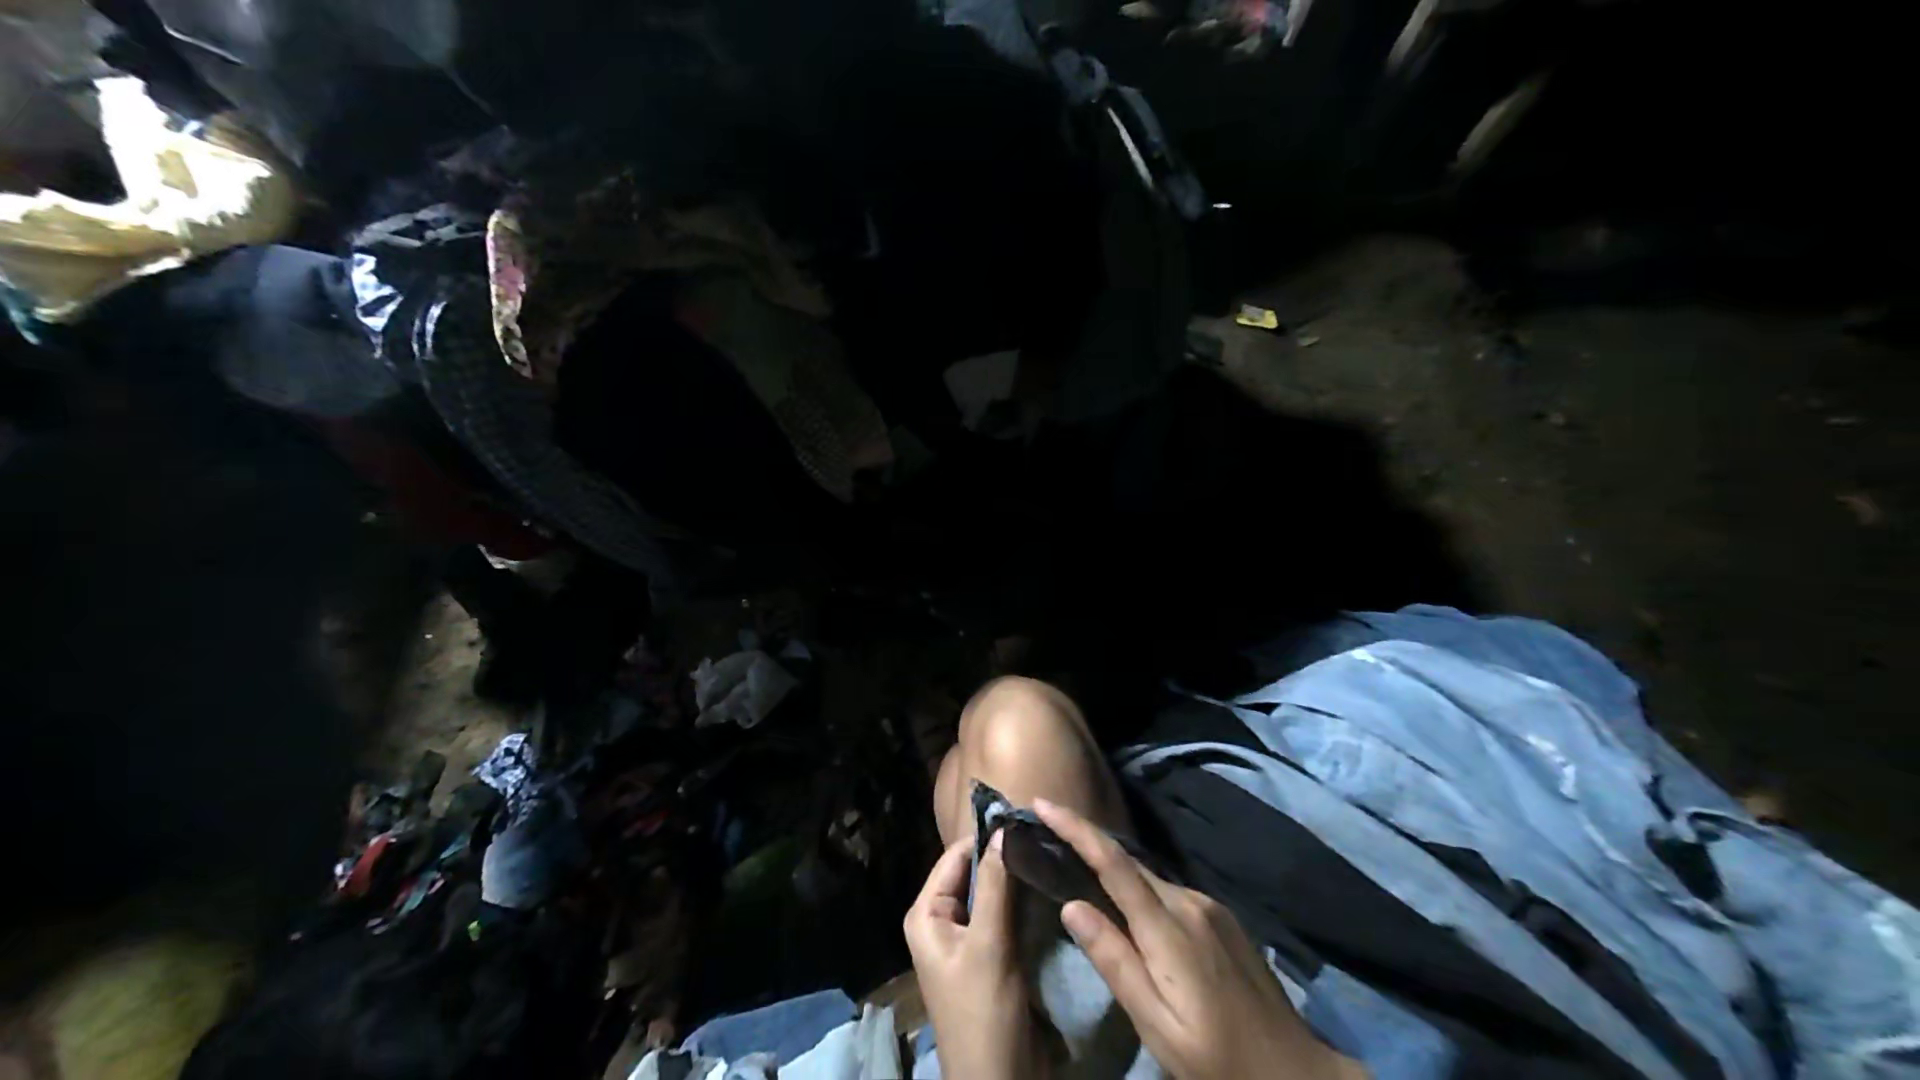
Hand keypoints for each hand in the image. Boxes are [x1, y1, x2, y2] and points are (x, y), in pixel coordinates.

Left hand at [904, 833, 1046, 1079]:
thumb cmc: (984, 1013)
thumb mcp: (988, 946)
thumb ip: (994, 886)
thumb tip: (1003, 830)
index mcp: (926, 914)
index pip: (956, 857)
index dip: (987, 838)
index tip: (1025, 819)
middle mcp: (942, 921)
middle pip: (973, 874)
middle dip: (1004, 858)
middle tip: (1043, 837)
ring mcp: (967, 939)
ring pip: (992, 894)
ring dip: (1015, 880)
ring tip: (1049, 855)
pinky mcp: (989, 956)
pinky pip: (1003, 916)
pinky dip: (1021, 903)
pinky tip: (1046, 889)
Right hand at [1034, 798, 1366, 1079]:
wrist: (1296, 1072)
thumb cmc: (1217, 1059)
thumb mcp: (1156, 1024)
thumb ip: (1114, 961)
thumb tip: (1071, 905)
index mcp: (1168, 928)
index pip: (1113, 863)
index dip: (1075, 829)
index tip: (1043, 802)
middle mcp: (1189, 902)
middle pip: (1128, 863)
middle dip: (1087, 844)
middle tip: (1049, 836)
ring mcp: (1210, 907)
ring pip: (1149, 879)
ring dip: (1114, 872)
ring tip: (1081, 876)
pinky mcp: (1222, 917)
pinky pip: (1168, 893)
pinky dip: (1141, 892)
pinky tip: (1131, 912)